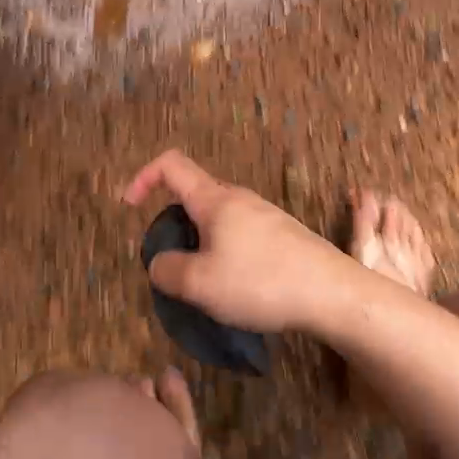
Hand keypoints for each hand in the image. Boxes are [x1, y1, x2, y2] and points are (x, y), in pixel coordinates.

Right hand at [122, 151, 359, 334]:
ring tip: (203, 285)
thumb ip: (168, 270)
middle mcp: (239, 198)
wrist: (330, 292)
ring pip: (217, 219)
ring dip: (199, 243)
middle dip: (172, 224)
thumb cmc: (261, 281)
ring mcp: (264, 215)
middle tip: (171, 265)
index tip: (129, 206)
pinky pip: (239, 235)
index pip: (171, 166)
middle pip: (194, 195)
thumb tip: (160, 263)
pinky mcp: (281, 236)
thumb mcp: (201, 283)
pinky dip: (223, 253)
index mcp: (214, 199)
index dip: (143, 177)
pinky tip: (235, 289)